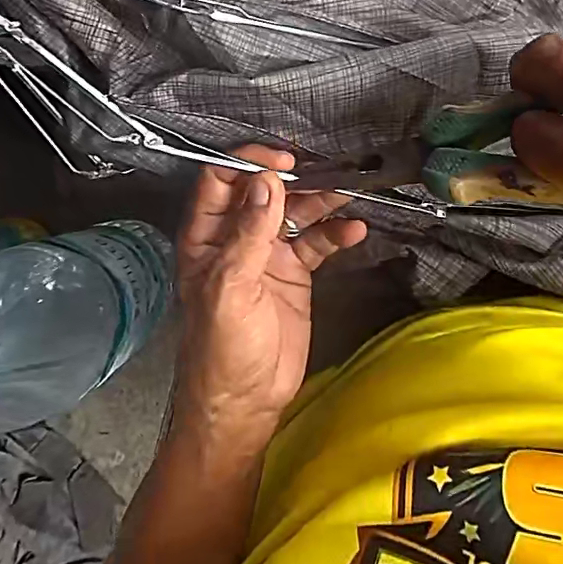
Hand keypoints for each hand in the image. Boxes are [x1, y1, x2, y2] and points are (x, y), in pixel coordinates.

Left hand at [173, 145, 367, 437]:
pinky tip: (354, 230)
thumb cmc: (221, 350)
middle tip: (324, 173)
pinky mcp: (294, 271)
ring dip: (321, 200)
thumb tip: (266, 180)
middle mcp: (237, 237)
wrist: (247, 402)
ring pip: (295, 211)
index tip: (283, 161)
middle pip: (265, 190)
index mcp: (208, 236)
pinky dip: (336, 233)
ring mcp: (268, 253)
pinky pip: (317, 242)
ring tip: (348, 193)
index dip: (250, 163)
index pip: (223, 180)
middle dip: (294, 177)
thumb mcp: (230, 288)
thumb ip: (248, 233)